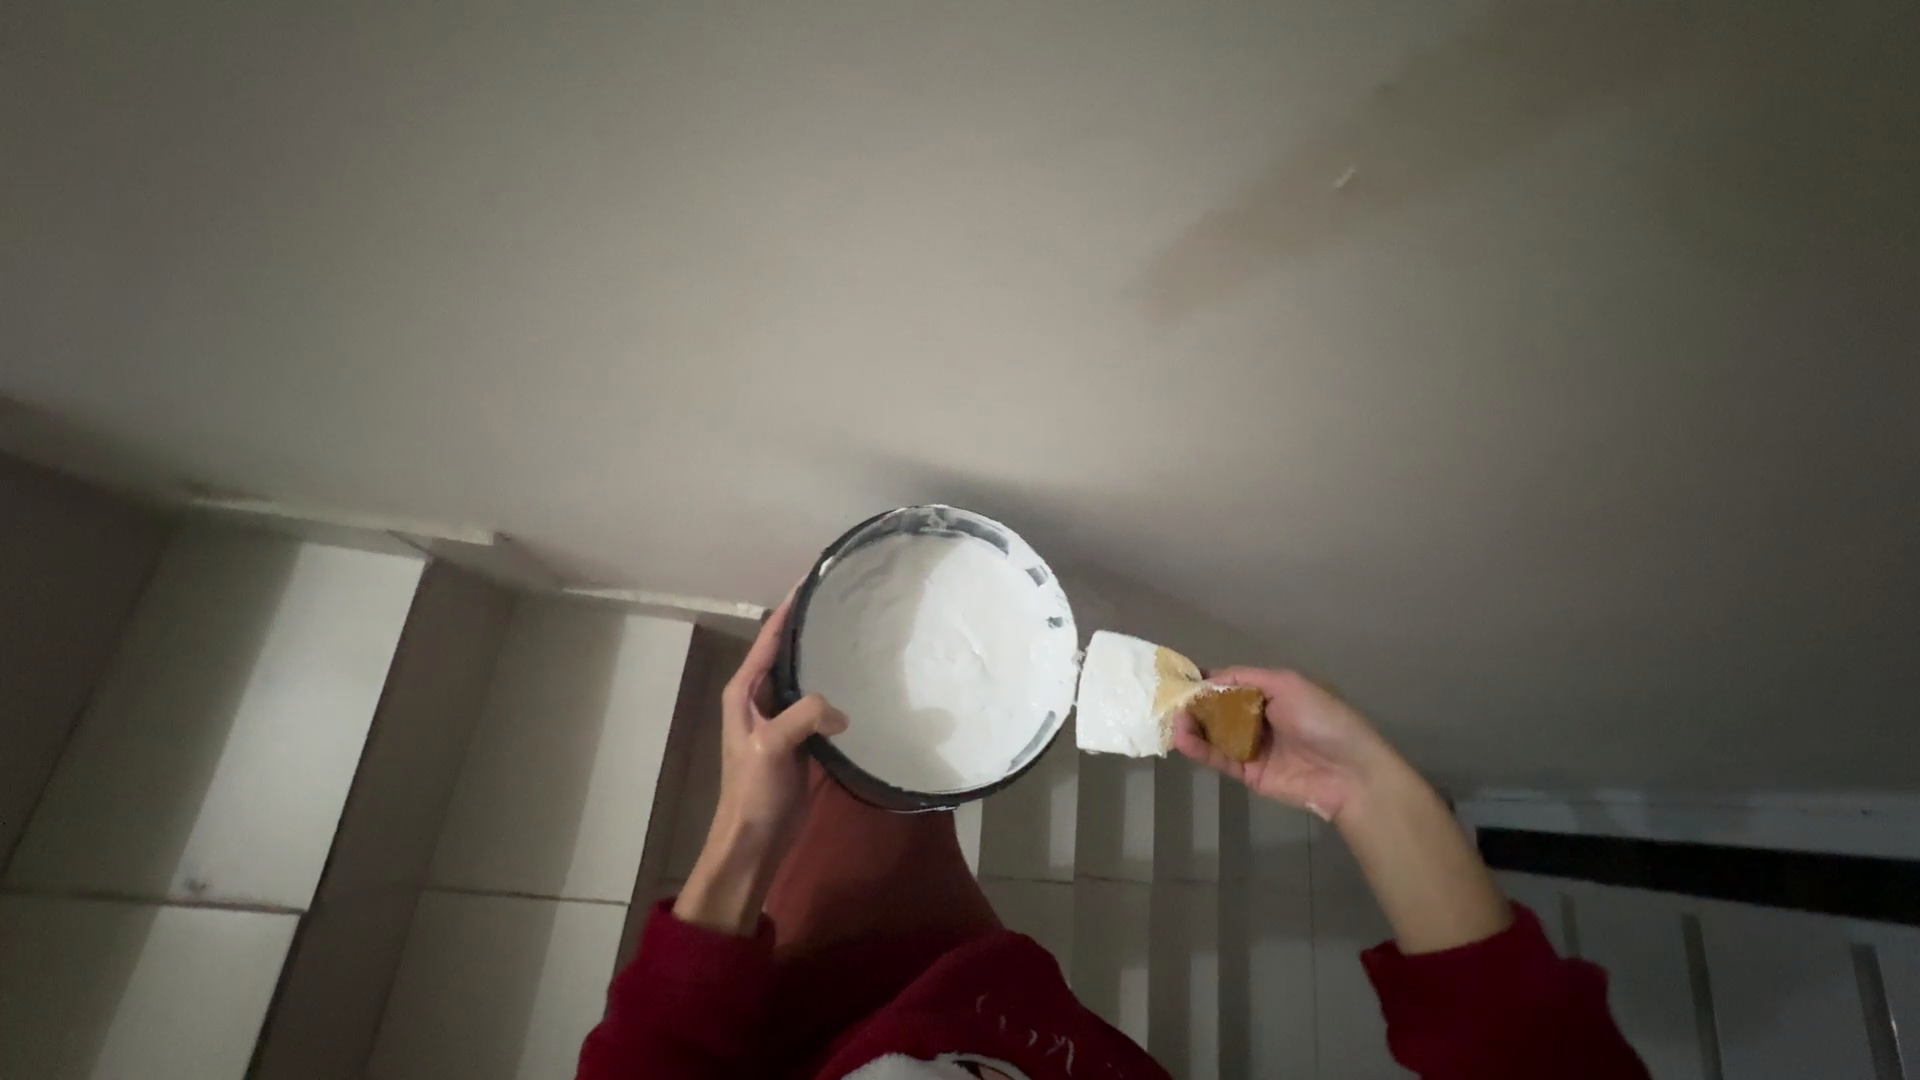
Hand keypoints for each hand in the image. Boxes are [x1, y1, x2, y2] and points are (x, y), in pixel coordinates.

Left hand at [674, 595, 846, 932]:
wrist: (755, 839)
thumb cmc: (753, 791)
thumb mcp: (771, 747)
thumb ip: (804, 715)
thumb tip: (843, 710)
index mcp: (745, 690)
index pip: (769, 636)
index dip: (790, 606)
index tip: (815, 577)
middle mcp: (761, 695)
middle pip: (789, 650)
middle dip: (813, 625)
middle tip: (849, 602)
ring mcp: (781, 715)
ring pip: (807, 674)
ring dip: (827, 656)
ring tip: (861, 634)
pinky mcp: (800, 735)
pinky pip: (820, 701)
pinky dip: (838, 688)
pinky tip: (862, 682)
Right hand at [1172, 667, 1395, 821]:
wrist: (1350, 773)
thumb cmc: (1322, 719)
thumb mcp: (1287, 684)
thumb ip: (1244, 678)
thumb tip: (1208, 679)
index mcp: (1270, 693)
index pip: (1229, 683)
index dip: (1206, 681)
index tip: (1179, 679)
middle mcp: (1258, 717)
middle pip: (1216, 708)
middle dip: (1193, 705)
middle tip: (1170, 704)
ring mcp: (1251, 745)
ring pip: (1213, 733)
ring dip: (1192, 727)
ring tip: (1174, 724)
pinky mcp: (1248, 772)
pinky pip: (1219, 758)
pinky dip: (1199, 749)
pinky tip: (1183, 740)